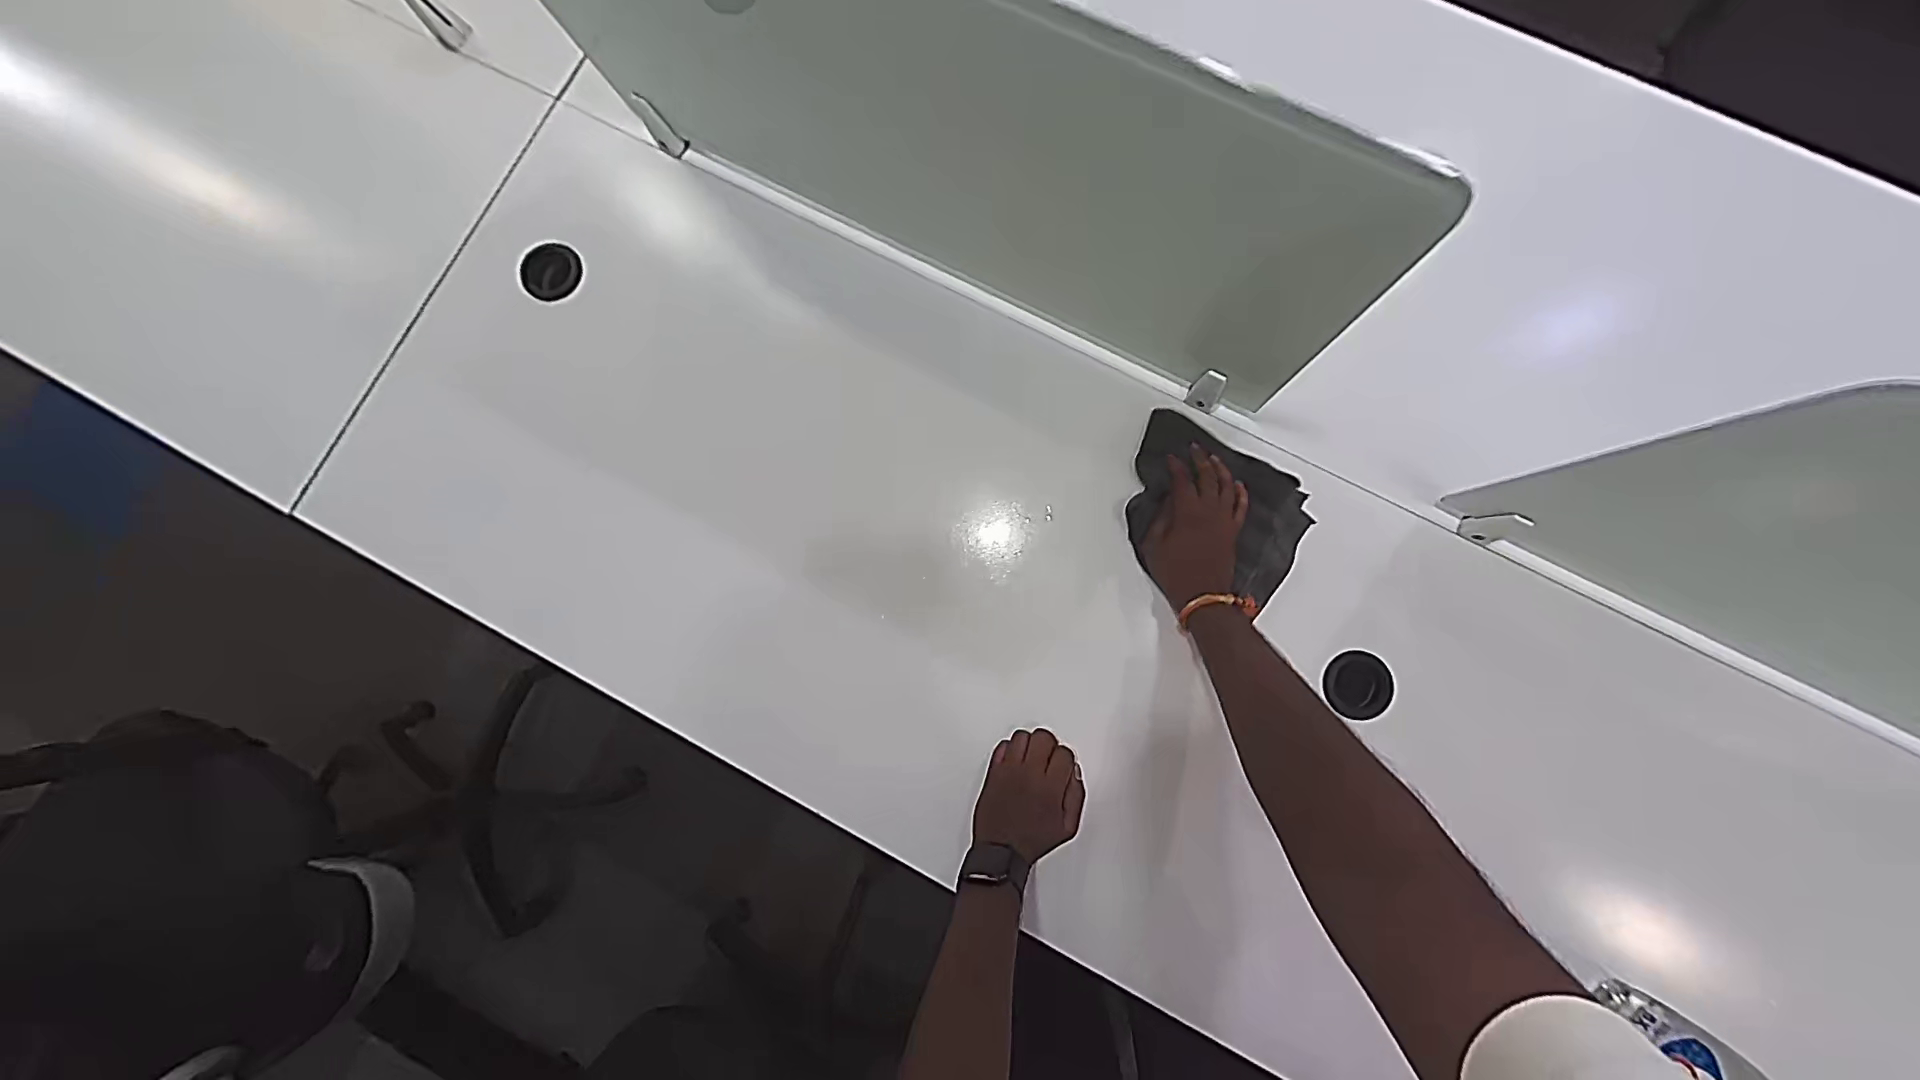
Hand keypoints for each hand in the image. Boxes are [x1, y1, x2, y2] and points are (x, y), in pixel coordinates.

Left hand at [972, 729, 1085, 862]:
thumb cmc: (1031, 840)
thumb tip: (1074, 773)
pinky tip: (1015, 761)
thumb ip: (1076, 796)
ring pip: (1022, 736)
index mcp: (1050, 788)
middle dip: (1048, 745)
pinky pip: (1002, 745)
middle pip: (1043, 737)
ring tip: (1030, 757)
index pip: (1064, 753)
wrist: (1000, 851)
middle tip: (1047, 757)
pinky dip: (1010, 749)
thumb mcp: (1067, 827)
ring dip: (1029, 744)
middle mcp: (1029, 775)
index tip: (1062, 764)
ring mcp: (1009, 771)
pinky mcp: (993, 772)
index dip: (1065, 757)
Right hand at [1142, 444, 1247, 609]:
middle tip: (1194, 450)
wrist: (1202, 595)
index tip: (1171, 459)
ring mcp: (1224, 521)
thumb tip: (1166, 503)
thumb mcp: (1154, 544)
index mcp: (1187, 512)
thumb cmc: (1177, 573)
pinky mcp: (1232, 531)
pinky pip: (1240, 506)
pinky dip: (1240, 492)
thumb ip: (1160, 518)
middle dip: (1199, 459)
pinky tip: (1238, 485)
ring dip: (1220, 469)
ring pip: (1226, 486)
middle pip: (1207, 476)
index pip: (1182, 480)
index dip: (1176, 466)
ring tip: (1214, 459)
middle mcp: (1209, 512)